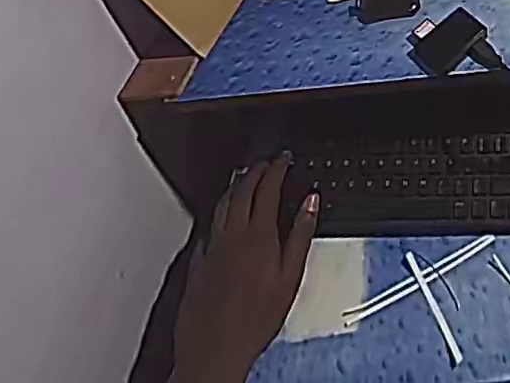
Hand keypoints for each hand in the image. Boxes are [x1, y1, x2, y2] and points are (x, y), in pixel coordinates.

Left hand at [170, 157, 318, 382]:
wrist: (215, 351)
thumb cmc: (255, 320)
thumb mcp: (290, 277)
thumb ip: (301, 234)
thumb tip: (311, 202)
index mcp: (258, 234)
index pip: (268, 187)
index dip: (277, 167)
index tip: (284, 159)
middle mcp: (233, 233)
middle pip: (243, 188)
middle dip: (256, 170)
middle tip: (267, 163)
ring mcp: (213, 244)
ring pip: (222, 201)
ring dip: (236, 183)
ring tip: (245, 176)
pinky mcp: (199, 258)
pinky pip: (210, 222)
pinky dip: (220, 209)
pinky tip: (224, 213)